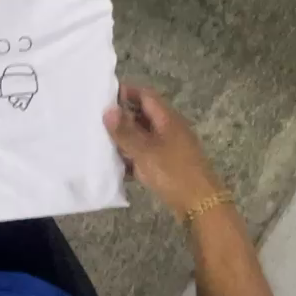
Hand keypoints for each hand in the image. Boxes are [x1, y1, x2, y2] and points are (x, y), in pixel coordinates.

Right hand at [103, 85, 224, 215]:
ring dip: (125, 138)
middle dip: (121, 116)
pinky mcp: (168, 164)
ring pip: (143, 136)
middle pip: (143, 115)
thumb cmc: (172, 172)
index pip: (145, 95)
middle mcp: (169, 129)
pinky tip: (116, 165)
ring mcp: (170, 147)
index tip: (103, 95)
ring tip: (100, 141)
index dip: (126, 92)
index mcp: (167, 119)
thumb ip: (125, 131)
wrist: (200, 203)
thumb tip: (108, 110)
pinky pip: (146, 154)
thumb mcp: (144, 151)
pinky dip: (132, 156)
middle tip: (96, 119)